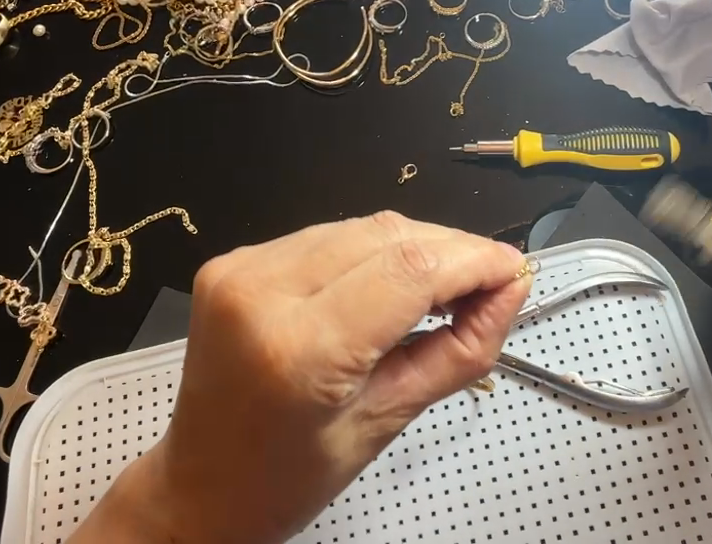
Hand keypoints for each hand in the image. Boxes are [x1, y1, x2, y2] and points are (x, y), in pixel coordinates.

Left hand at [74, 212, 531, 543]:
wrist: (198, 484)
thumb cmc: (293, 475)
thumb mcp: (388, 421)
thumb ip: (460, 349)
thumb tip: (511, 288)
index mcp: (301, 349)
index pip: (410, 270)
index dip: (472, 259)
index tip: (512, 269)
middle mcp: (264, 290)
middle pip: (388, 235)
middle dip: (451, 248)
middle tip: (489, 277)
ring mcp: (243, 266)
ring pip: (360, 226)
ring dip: (415, 245)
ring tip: (447, 280)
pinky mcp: (236, 257)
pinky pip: (327, 234)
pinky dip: (371, 249)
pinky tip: (390, 277)